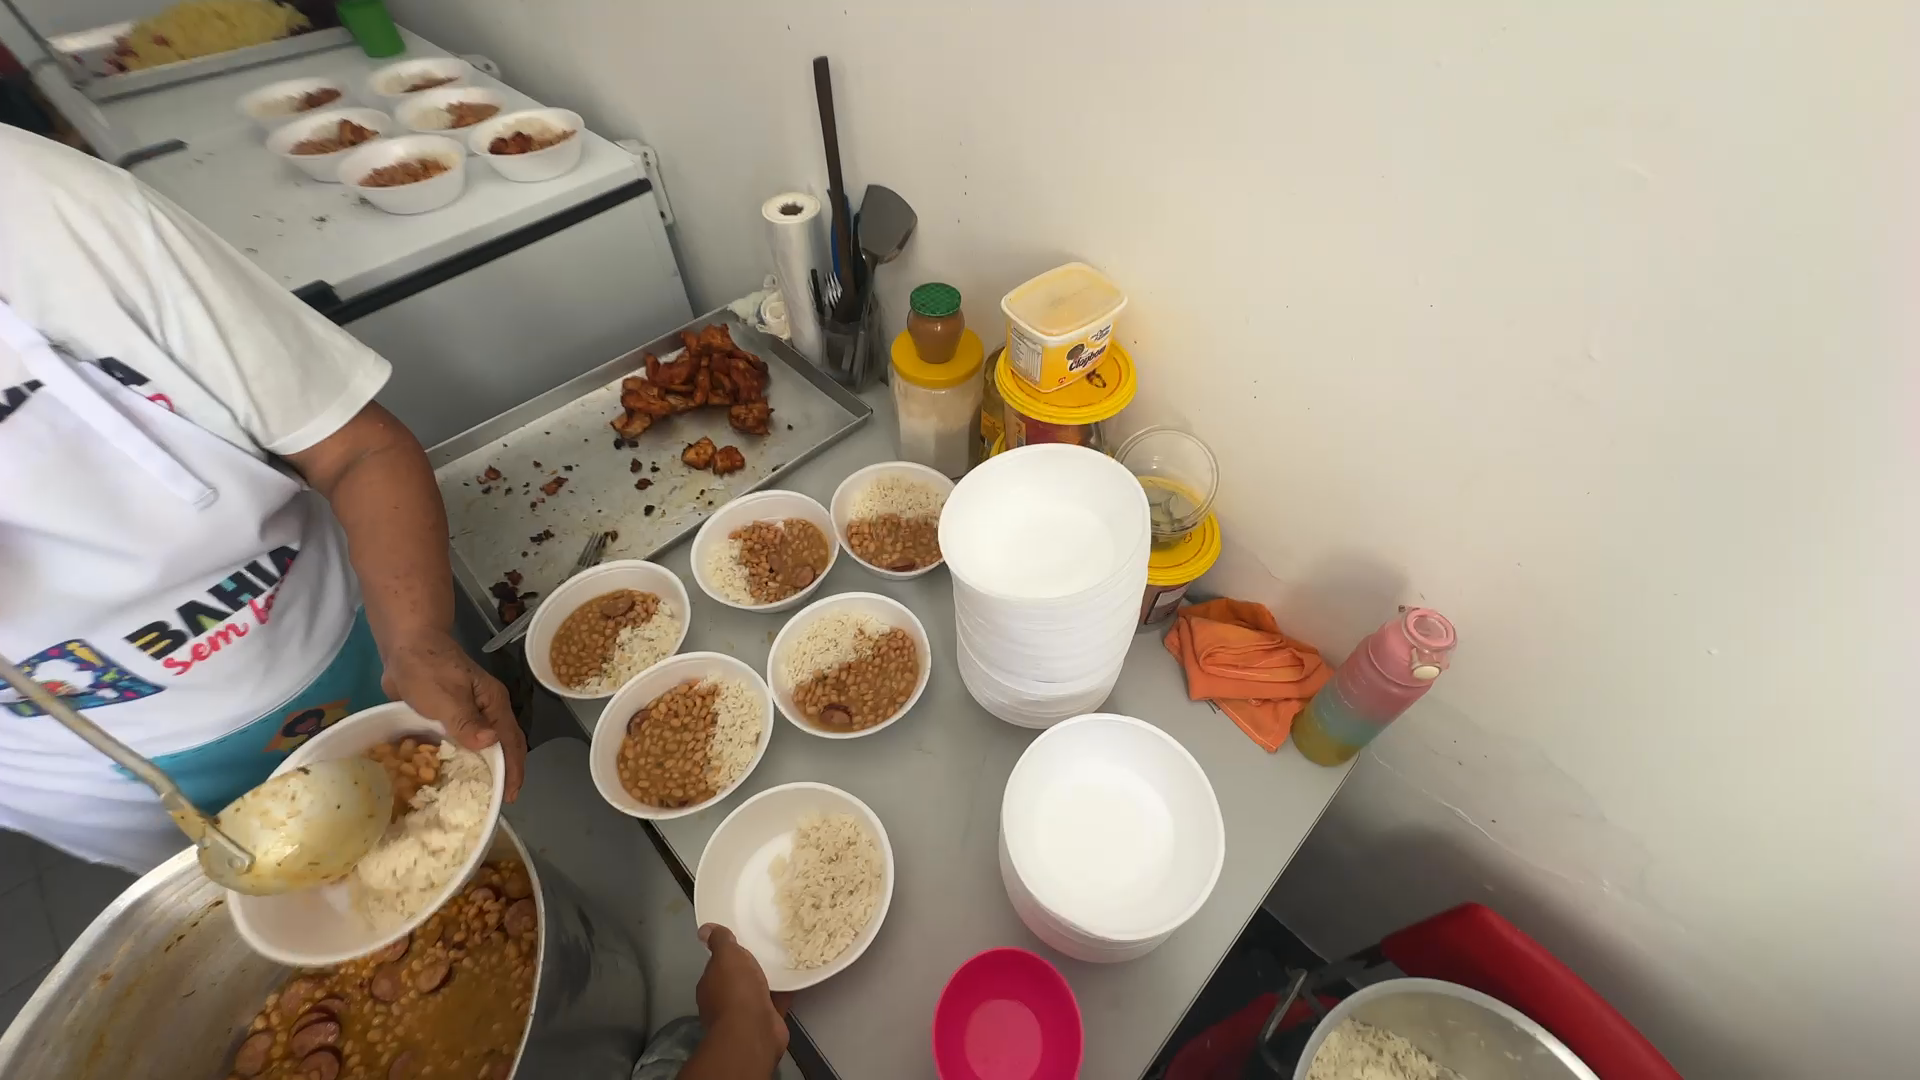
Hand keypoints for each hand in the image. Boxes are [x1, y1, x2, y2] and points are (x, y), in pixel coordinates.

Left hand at [380, 630, 525, 798]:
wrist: (407, 646)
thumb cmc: (428, 669)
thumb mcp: (446, 697)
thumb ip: (467, 721)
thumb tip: (491, 744)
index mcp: (493, 703)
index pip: (510, 740)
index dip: (513, 768)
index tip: (511, 795)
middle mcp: (488, 708)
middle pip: (505, 743)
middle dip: (506, 770)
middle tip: (500, 798)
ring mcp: (471, 710)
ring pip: (485, 742)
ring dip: (487, 765)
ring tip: (483, 789)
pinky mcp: (452, 713)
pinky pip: (464, 739)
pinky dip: (466, 757)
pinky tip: (456, 769)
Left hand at [695, 924, 789, 1057]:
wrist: (753, 1030)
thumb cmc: (736, 990)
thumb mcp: (726, 956)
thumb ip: (719, 941)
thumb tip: (703, 929)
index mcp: (710, 986)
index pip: (717, 966)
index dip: (728, 954)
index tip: (743, 940)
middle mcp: (723, 1002)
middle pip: (737, 978)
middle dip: (749, 966)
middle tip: (767, 945)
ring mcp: (744, 1014)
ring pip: (757, 990)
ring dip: (768, 978)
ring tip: (785, 957)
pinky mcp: (766, 1020)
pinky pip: (776, 1000)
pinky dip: (784, 990)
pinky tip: (796, 975)